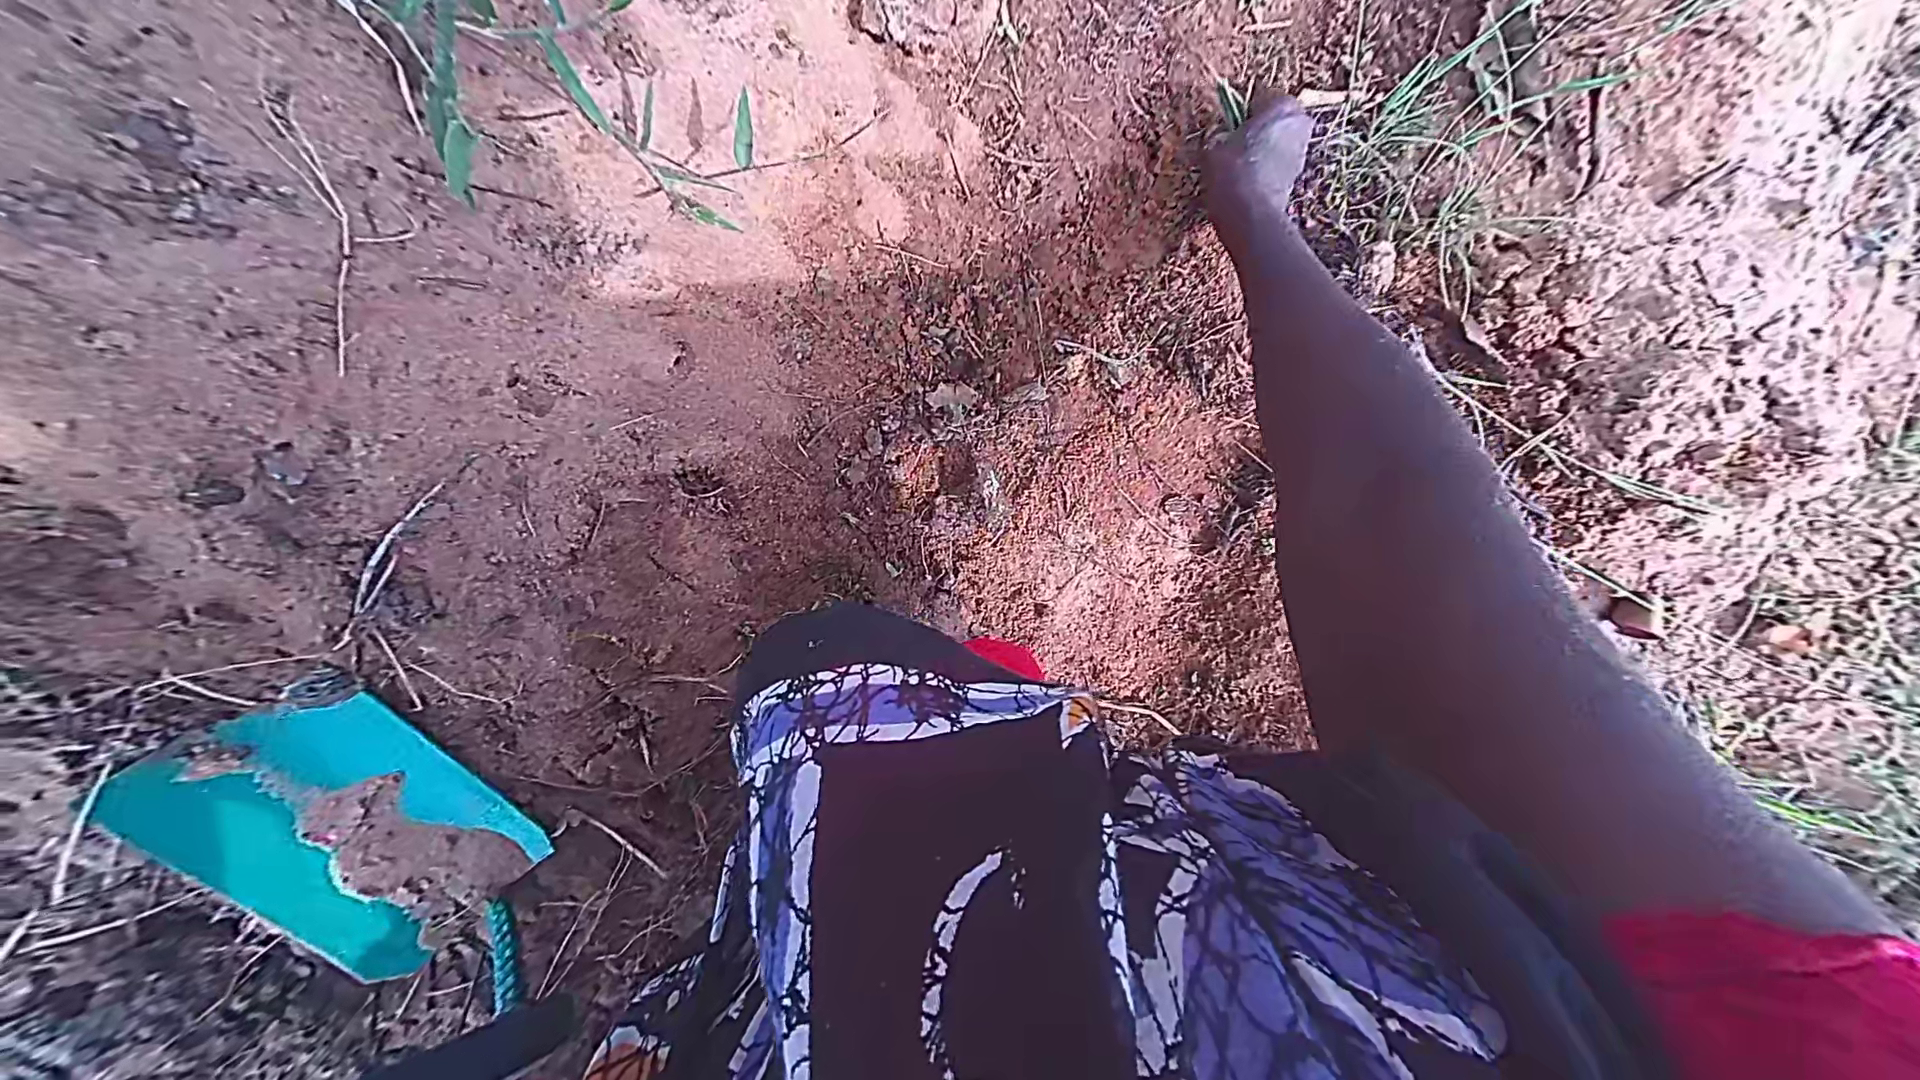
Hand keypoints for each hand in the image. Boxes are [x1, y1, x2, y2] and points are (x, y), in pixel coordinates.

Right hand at [1203, 95, 1313, 256]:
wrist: (1249, 213)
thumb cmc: (1232, 172)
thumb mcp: (1213, 148)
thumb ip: (1219, 135)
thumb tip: (1220, 136)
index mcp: (1282, 103)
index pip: (1258, 98)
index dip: (1238, 115)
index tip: (1225, 131)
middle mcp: (1299, 121)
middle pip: (1271, 122)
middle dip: (1254, 134)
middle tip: (1230, 151)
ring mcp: (1301, 151)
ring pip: (1275, 145)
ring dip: (1259, 154)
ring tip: (1236, 173)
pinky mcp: (1297, 177)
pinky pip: (1276, 167)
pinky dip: (1264, 173)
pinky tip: (1245, 187)